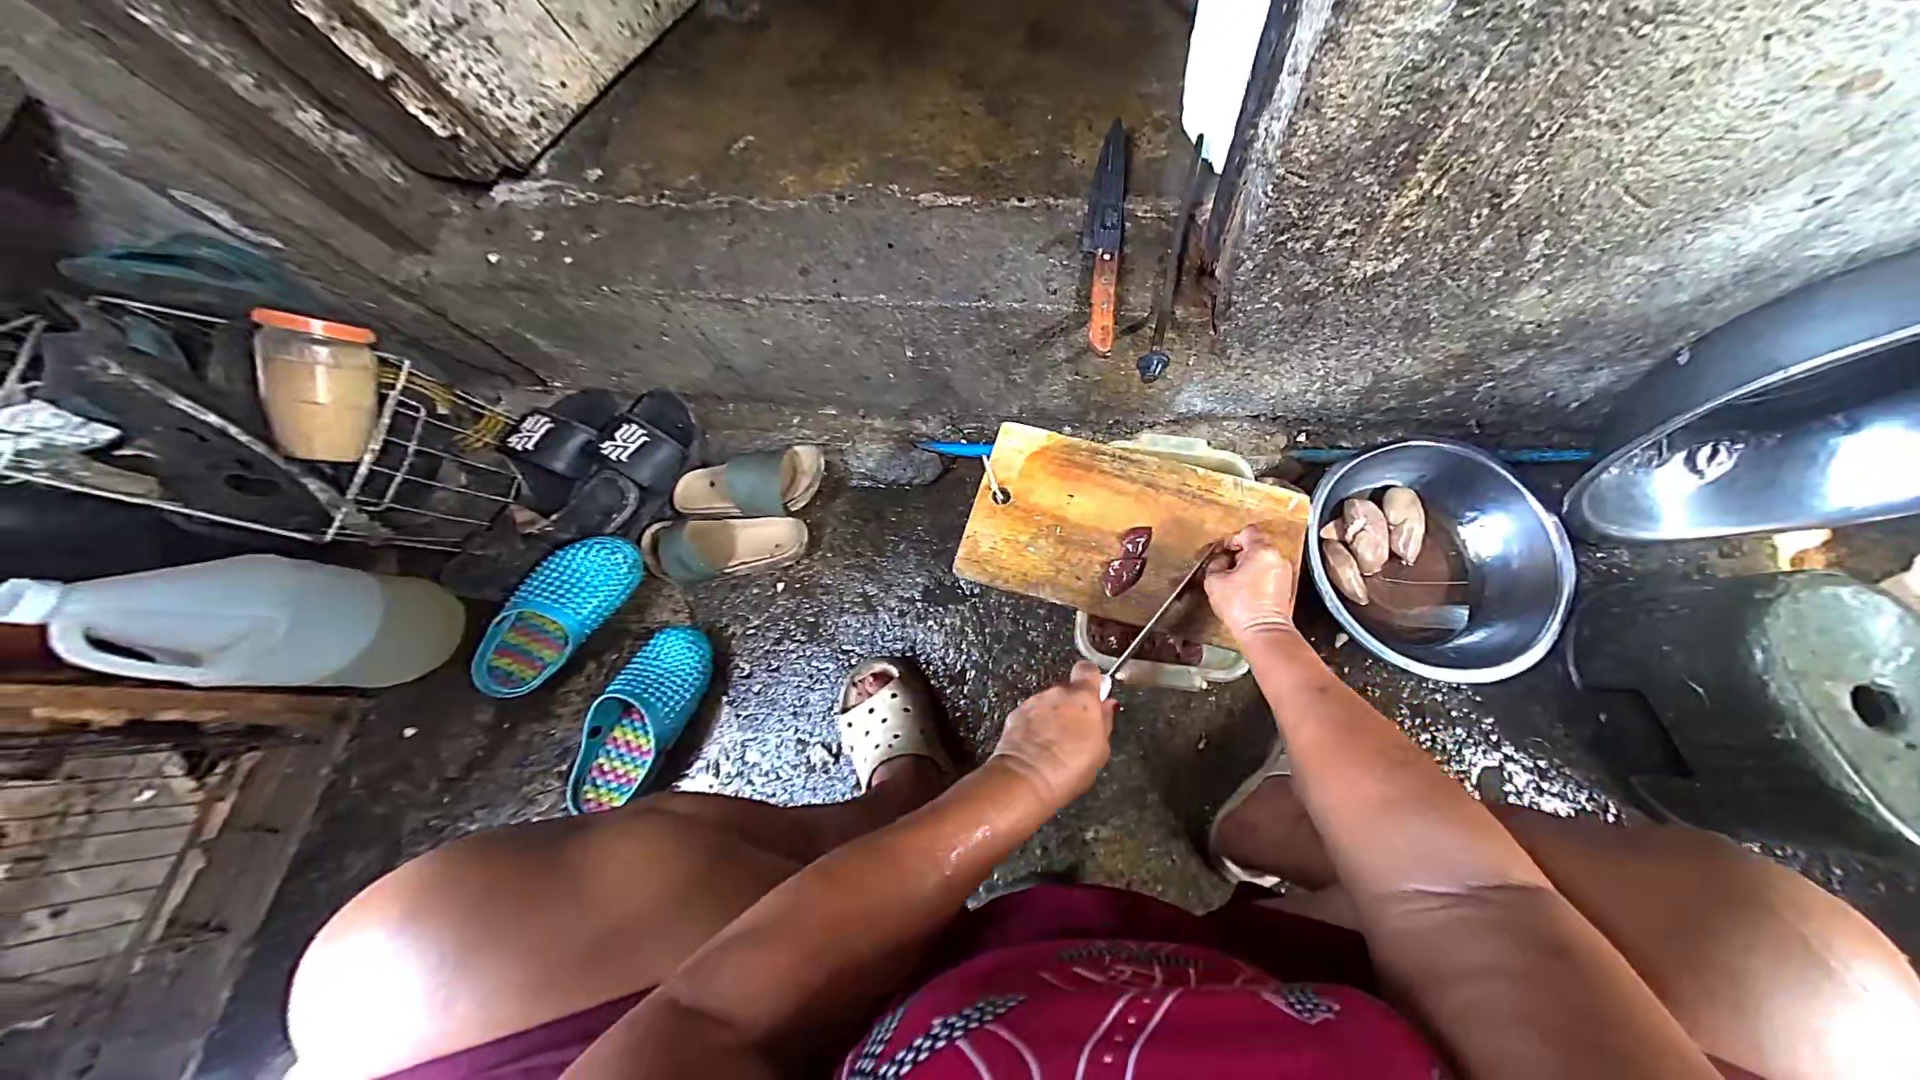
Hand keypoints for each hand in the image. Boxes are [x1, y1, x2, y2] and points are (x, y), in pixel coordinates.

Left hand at [990, 662, 1115, 805]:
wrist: (1027, 778)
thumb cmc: (1070, 766)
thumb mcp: (1101, 749)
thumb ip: (1105, 721)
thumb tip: (1107, 704)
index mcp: (1082, 697)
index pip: (1088, 669)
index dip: (1092, 680)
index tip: (1094, 695)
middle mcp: (1056, 693)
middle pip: (1067, 691)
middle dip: (1071, 706)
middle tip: (1075, 732)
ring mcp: (1033, 702)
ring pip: (1047, 704)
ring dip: (1052, 717)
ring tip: (1054, 745)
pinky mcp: (1015, 714)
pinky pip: (1030, 715)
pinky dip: (1034, 726)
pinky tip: (1037, 747)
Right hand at [1204, 525, 1300, 642]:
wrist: (1263, 631)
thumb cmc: (1240, 606)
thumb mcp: (1214, 581)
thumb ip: (1216, 563)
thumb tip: (1221, 560)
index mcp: (1262, 551)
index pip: (1248, 531)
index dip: (1233, 539)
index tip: (1224, 551)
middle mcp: (1278, 558)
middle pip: (1258, 544)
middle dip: (1241, 553)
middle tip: (1227, 567)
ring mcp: (1285, 573)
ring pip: (1264, 559)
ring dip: (1250, 565)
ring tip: (1236, 580)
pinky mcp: (1286, 587)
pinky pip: (1270, 573)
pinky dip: (1259, 576)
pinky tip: (1247, 590)